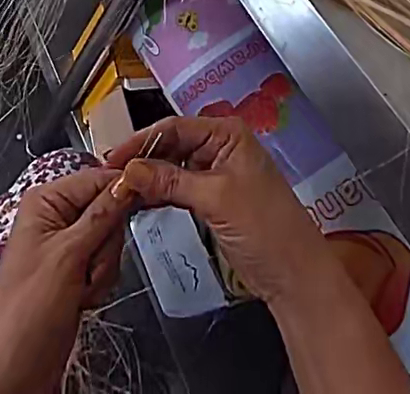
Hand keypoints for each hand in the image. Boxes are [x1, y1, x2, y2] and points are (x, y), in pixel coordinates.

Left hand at [0, 167, 134, 393]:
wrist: (14, 365)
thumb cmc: (26, 308)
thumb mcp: (68, 254)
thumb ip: (100, 216)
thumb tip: (125, 183)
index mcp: (46, 200)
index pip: (94, 178)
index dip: (120, 189)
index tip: (143, 199)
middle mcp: (55, 218)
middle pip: (107, 212)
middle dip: (106, 244)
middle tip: (87, 265)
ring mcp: (65, 247)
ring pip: (109, 243)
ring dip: (102, 270)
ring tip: (80, 287)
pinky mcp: (74, 273)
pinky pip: (103, 267)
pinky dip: (100, 285)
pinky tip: (82, 299)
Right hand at [106, 116, 325, 303]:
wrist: (298, 282)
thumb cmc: (269, 231)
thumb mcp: (215, 199)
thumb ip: (169, 180)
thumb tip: (129, 170)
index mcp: (227, 134)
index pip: (173, 127)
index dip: (140, 140)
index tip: (114, 156)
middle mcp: (220, 147)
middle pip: (169, 145)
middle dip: (141, 159)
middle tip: (112, 172)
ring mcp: (215, 173)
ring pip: (170, 166)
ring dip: (147, 177)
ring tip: (120, 186)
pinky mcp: (211, 197)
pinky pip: (176, 186)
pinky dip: (158, 192)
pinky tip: (138, 198)